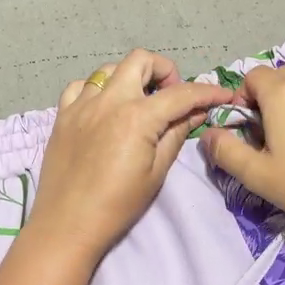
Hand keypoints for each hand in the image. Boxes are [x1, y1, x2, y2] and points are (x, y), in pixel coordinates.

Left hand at [29, 49, 236, 260]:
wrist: (67, 225)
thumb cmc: (118, 205)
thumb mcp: (156, 173)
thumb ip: (176, 135)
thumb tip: (196, 113)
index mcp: (137, 116)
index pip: (180, 94)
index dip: (207, 92)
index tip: (223, 95)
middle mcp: (108, 100)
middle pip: (140, 60)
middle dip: (164, 71)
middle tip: (172, 97)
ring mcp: (81, 105)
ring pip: (109, 69)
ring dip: (130, 77)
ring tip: (138, 102)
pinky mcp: (62, 116)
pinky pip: (80, 87)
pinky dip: (97, 90)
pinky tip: (104, 109)